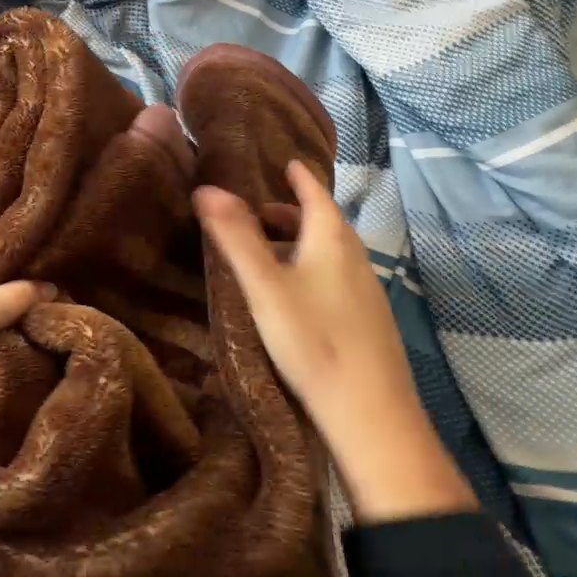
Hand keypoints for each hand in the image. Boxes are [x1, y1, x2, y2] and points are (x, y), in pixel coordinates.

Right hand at [196, 161, 476, 522]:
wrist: (370, 415)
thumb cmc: (313, 340)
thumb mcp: (264, 285)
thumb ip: (235, 236)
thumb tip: (205, 187)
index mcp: (333, 241)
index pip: (315, 193)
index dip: (297, 176)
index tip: (282, 162)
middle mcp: (355, 259)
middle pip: (322, 222)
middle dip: (289, 211)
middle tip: (253, 210)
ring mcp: (365, 291)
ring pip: (328, 252)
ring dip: (297, 241)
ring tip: (262, 250)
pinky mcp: (365, 320)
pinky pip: (333, 276)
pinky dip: (307, 266)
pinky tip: (288, 292)